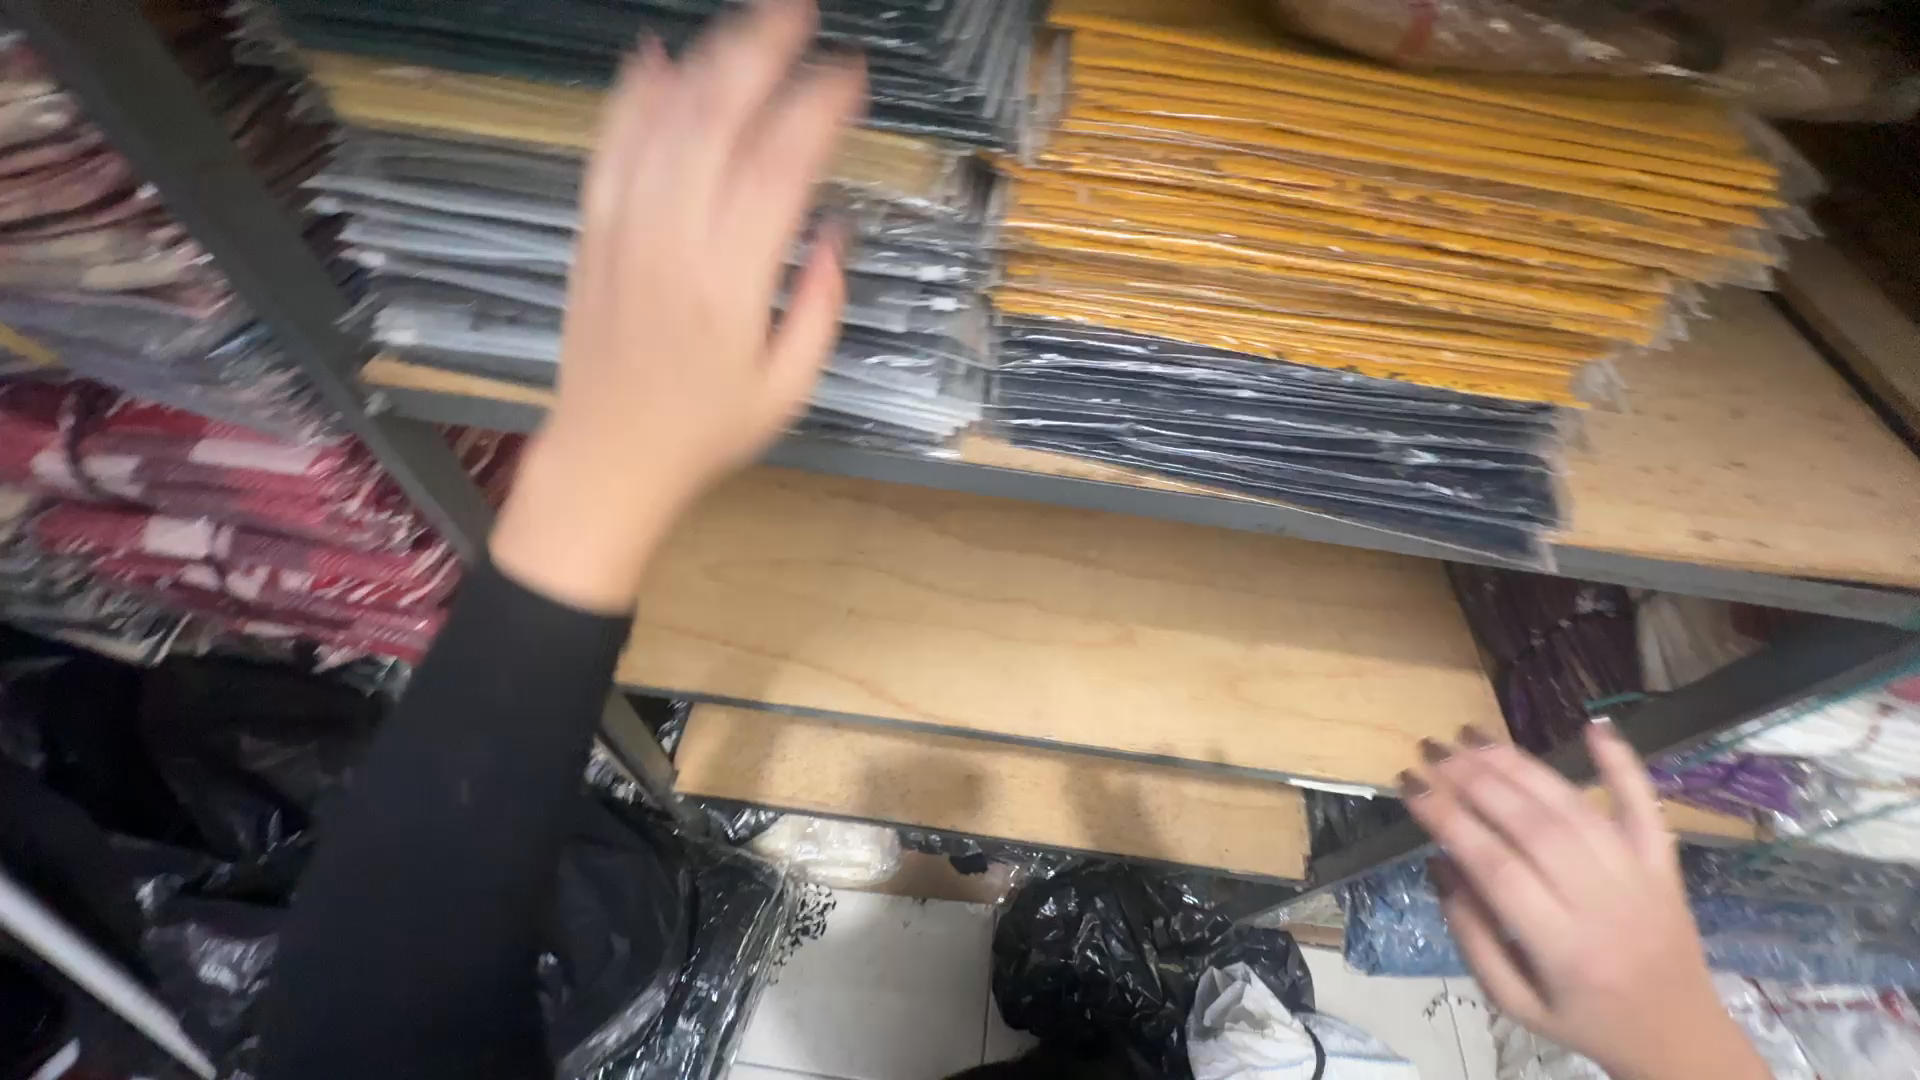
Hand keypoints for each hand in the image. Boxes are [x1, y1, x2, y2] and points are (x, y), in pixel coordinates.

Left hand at [491, 0, 863, 612]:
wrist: (611, 458)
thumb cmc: (709, 432)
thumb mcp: (788, 389)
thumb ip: (819, 307)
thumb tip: (833, 232)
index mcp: (731, 284)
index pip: (779, 167)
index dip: (818, 109)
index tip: (853, 77)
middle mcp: (673, 241)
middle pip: (716, 118)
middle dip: (763, 53)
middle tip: (803, 16)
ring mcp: (623, 230)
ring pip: (662, 120)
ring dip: (708, 59)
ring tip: (751, 25)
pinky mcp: (591, 232)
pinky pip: (608, 147)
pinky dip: (631, 96)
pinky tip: (656, 57)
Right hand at [1401, 722, 1769, 1079]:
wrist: (1685, 1045)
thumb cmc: (1582, 1018)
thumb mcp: (1511, 1001)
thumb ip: (1470, 934)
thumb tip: (1439, 861)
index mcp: (1563, 947)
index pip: (1495, 866)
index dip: (1446, 819)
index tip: (1407, 786)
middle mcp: (1604, 905)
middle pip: (1533, 826)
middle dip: (1472, 780)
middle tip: (1429, 751)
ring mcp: (1641, 880)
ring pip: (1573, 808)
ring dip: (1517, 763)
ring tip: (1469, 735)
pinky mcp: (1666, 867)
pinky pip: (1647, 810)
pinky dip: (1624, 765)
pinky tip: (1596, 726)